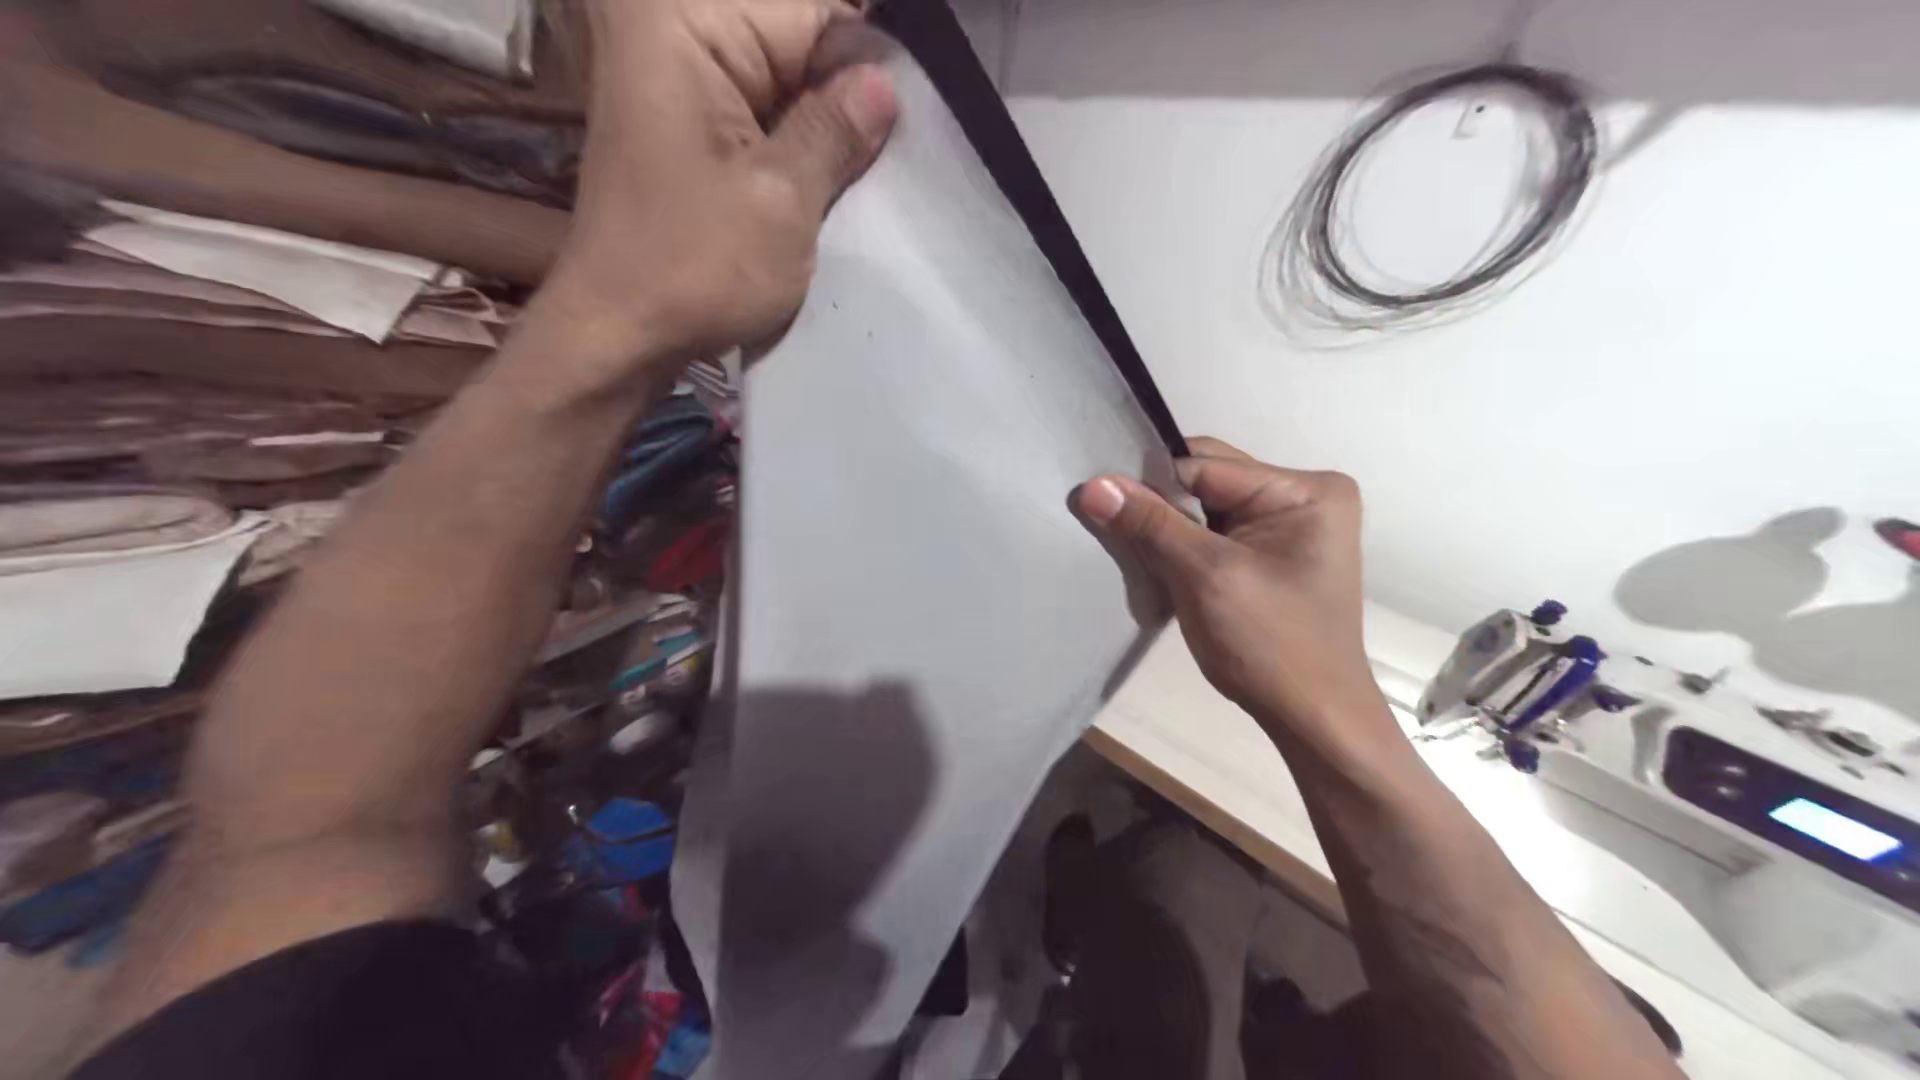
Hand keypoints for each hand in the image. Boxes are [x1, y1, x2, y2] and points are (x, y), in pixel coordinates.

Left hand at [534, 0, 897, 385]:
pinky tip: (825, 188)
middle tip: (882, 158)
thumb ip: (835, 130)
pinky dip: (796, 150)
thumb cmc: (695, 268)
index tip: (908, 115)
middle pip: (794, 42)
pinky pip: (760, 121)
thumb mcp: (782, 200)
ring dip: (824, 131)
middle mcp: (672, 34)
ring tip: (856, 179)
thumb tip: (885, 81)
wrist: (621, 335)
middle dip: (844, 95)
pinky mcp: (687, 133)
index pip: (809, 8)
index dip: (866, 59)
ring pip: (783, 86)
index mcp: (683, 22)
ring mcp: (676, 85)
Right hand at [1076, 438, 1390, 744]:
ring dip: (1168, 528)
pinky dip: (1183, 545)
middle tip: (1111, 525)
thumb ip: (1149, 523)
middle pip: (1206, 481)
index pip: (1205, 466)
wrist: (1312, 718)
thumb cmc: (1269, 645)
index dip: (1150, 482)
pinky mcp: (1272, 552)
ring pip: (1205, 507)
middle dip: (1160, 506)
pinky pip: (1215, 532)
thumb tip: (1091, 485)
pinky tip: (1162, 564)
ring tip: (1135, 549)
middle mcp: (1302, 495)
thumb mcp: (1204, 576)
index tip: (1101, 501)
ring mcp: (1289, 525)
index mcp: (1305, 489)